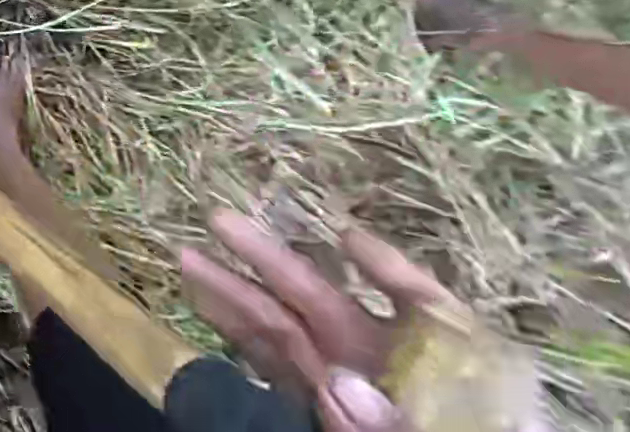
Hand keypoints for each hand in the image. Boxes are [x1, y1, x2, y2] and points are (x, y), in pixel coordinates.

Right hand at [180, 209, 453, 431]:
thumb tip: (339, 382)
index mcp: (445, 397)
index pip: (434, 323)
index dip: (394, 276)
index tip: (343, 236)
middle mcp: (392, 384)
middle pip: (334, 312)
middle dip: (273, 263)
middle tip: (217, 218)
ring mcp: (346, 397)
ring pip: (287, 329)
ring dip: (235, 289)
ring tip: (184, 255)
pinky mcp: (308, 413)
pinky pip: (268, 361)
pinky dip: (232, 327)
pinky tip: (199, 300)